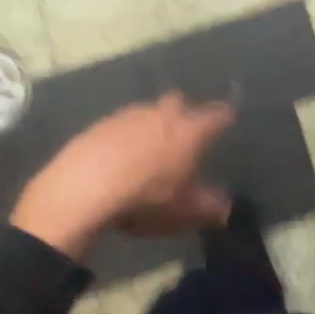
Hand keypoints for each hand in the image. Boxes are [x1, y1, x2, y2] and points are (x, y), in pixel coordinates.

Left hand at [11, 93, 234, 260]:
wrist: (85, 186)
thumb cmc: (146, 197)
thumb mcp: (183, 210)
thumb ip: (209, 207)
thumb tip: (227, 208)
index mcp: (189, 130)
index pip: (216, 115)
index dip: (224, 115)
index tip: (229, 116)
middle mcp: (163, 114)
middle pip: (178, 103)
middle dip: (183, 112)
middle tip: (184, 131)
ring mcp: (129, 115)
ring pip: (148, 112)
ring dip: (152, 124)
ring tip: (149, 149)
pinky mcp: (101, 123)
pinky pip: (121, 125)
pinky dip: (125, 136)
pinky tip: (119, 156)